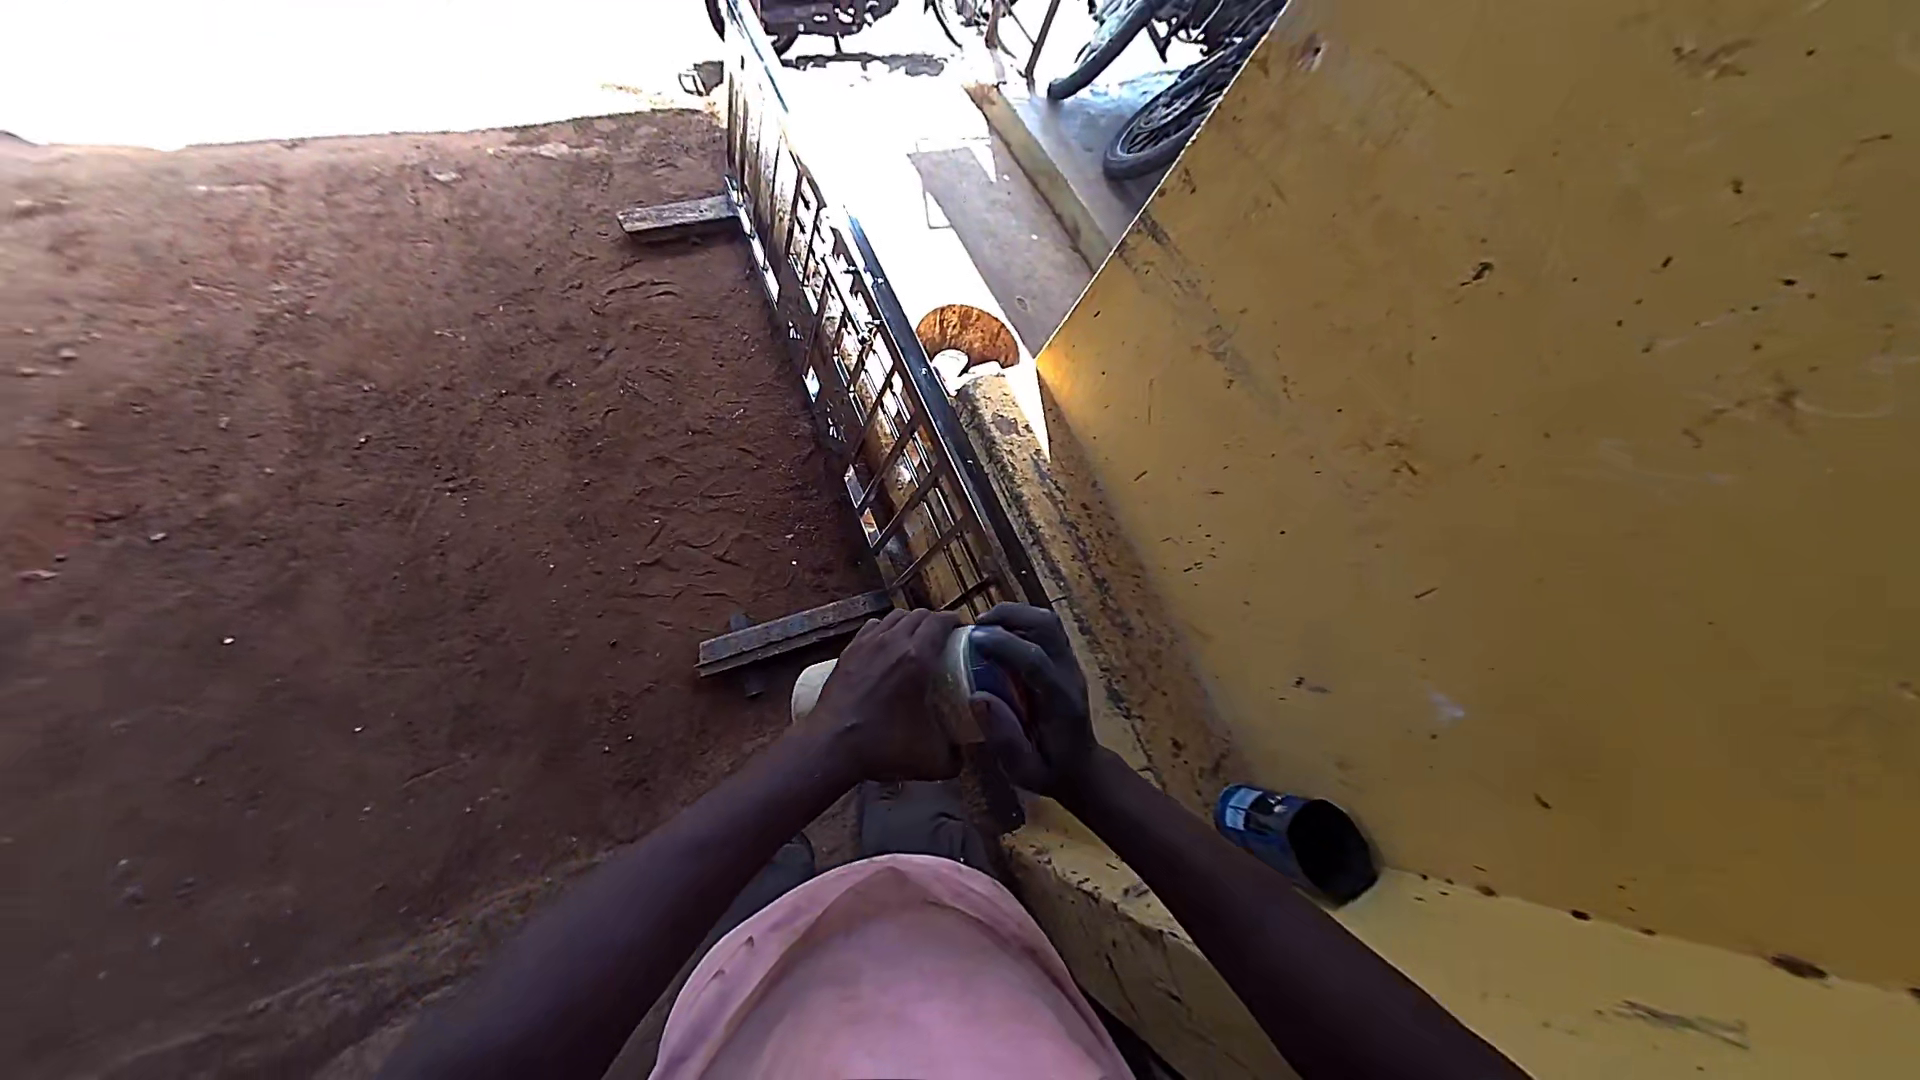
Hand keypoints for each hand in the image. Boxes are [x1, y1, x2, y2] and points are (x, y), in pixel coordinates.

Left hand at [803, 607, 962, 782]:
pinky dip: (885, 629)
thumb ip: (956, 757)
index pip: (940, 622)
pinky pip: (873, 627)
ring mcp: (867, 643)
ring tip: (915, 638)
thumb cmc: (883, 746)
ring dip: (909, 622)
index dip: (954, 621)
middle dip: (934, 622)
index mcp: (918, 658)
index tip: (961, 631)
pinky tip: (886, 645)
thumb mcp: (932, 758)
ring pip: (895, 617)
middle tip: (942, 638)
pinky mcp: (849, 651)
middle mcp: (893, 641)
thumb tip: (965, 756)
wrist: (831, 745)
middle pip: (919, 615)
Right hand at [967, 604, 1101, 797]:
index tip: (973, 640)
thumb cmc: (1051, 771)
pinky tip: (997, 632)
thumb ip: (1003, 738)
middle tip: (975, 627)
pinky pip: (1045, 626)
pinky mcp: (1064, 657)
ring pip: (1047, 620)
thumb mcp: (1024, 770)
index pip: (1036, 660)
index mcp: (1061, 701)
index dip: (1004, 644)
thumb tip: (977, 698)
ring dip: (1014, 614)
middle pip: (1046, 626)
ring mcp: (1070, 662)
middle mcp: (1069, 673)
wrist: (1082, 767)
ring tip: (984, 626)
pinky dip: (1019, 620)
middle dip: (1008, 617)